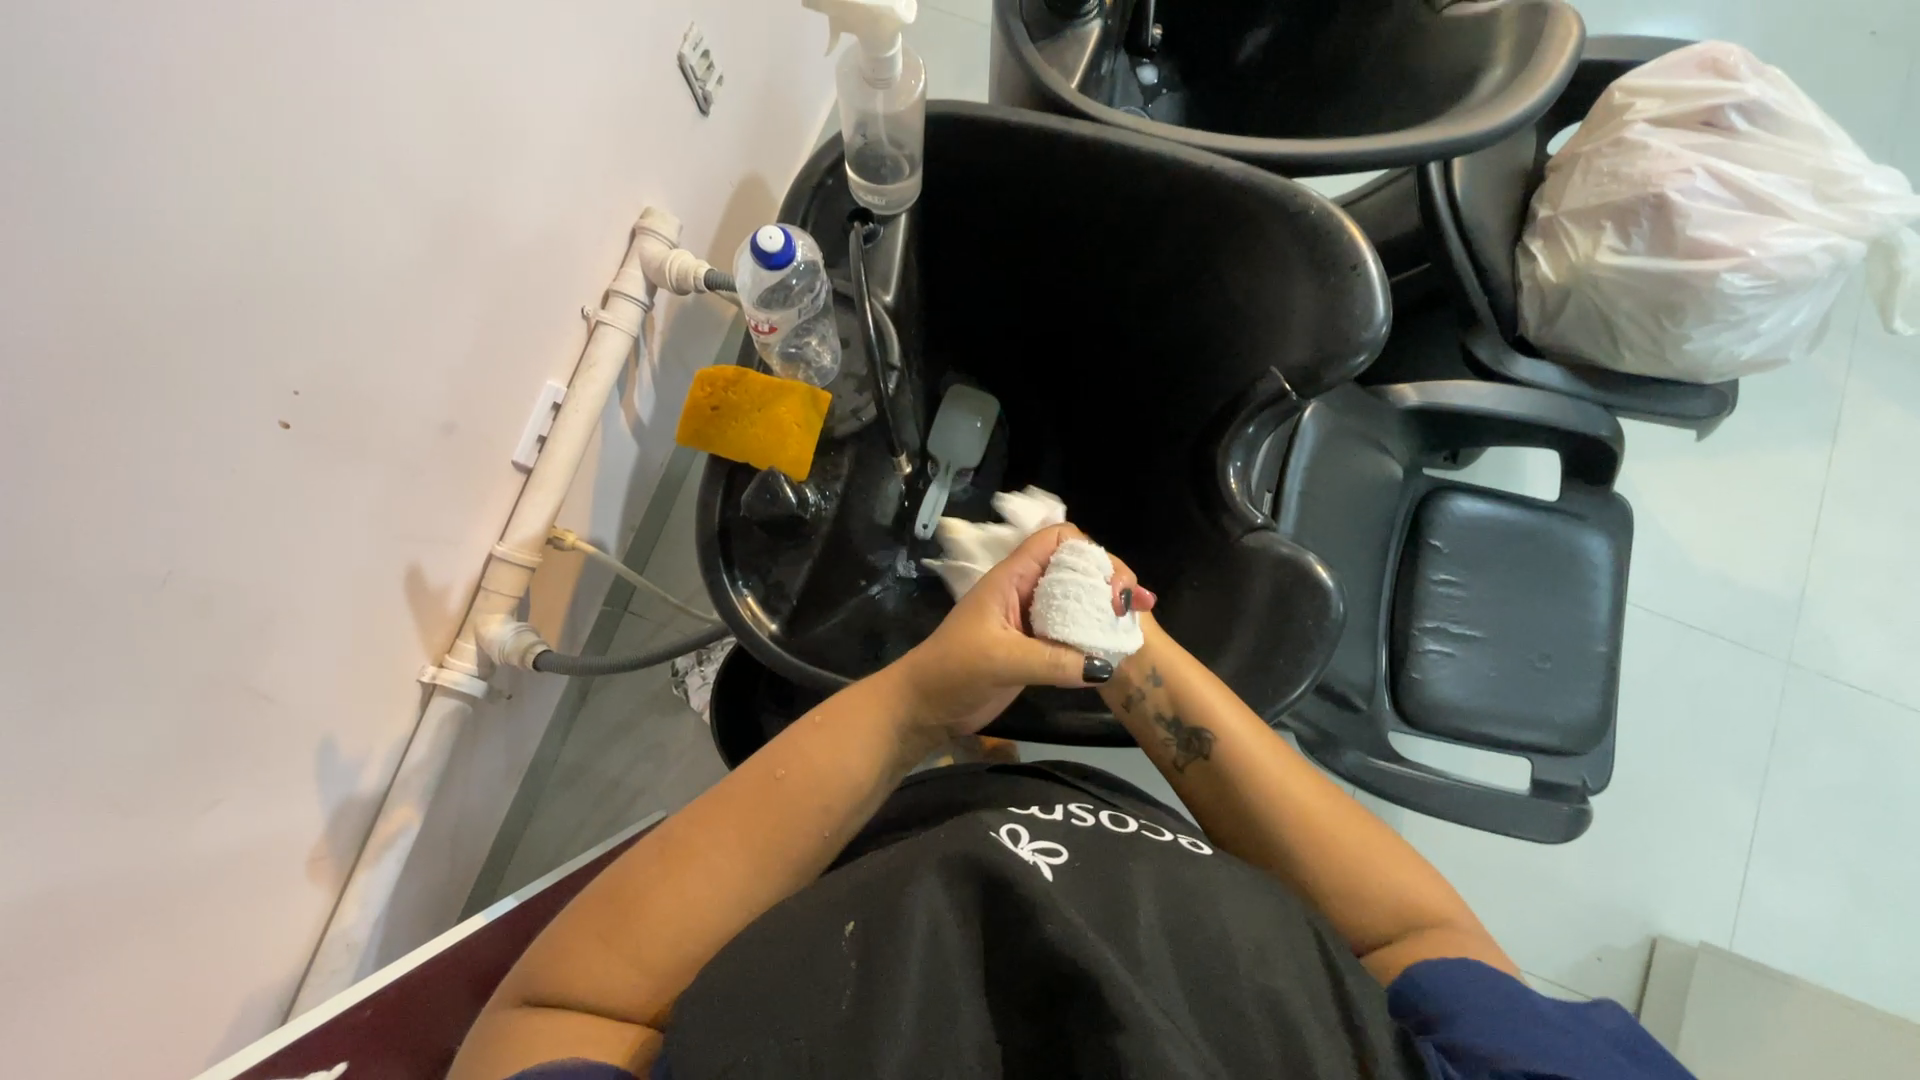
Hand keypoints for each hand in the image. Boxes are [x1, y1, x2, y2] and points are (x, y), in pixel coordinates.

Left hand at [893, 523, 1156, 737]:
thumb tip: (1103, 665)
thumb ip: (1052, 661)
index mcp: (1012, 579)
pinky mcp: (1034, 649)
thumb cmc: (952, 671)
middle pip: (1075, 569)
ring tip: (1139, 621)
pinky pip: (1072, 634)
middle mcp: (1025, 592)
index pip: (1056, 541)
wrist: (924, 707)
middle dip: (1109, 579)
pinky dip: (1096, 637)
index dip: (1088, 553)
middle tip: (1138, 605)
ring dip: (1107, 608)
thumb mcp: (1002, 661)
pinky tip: (1117, 648)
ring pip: (1077, 601)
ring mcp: (1030, 621)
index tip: (1110, 585)